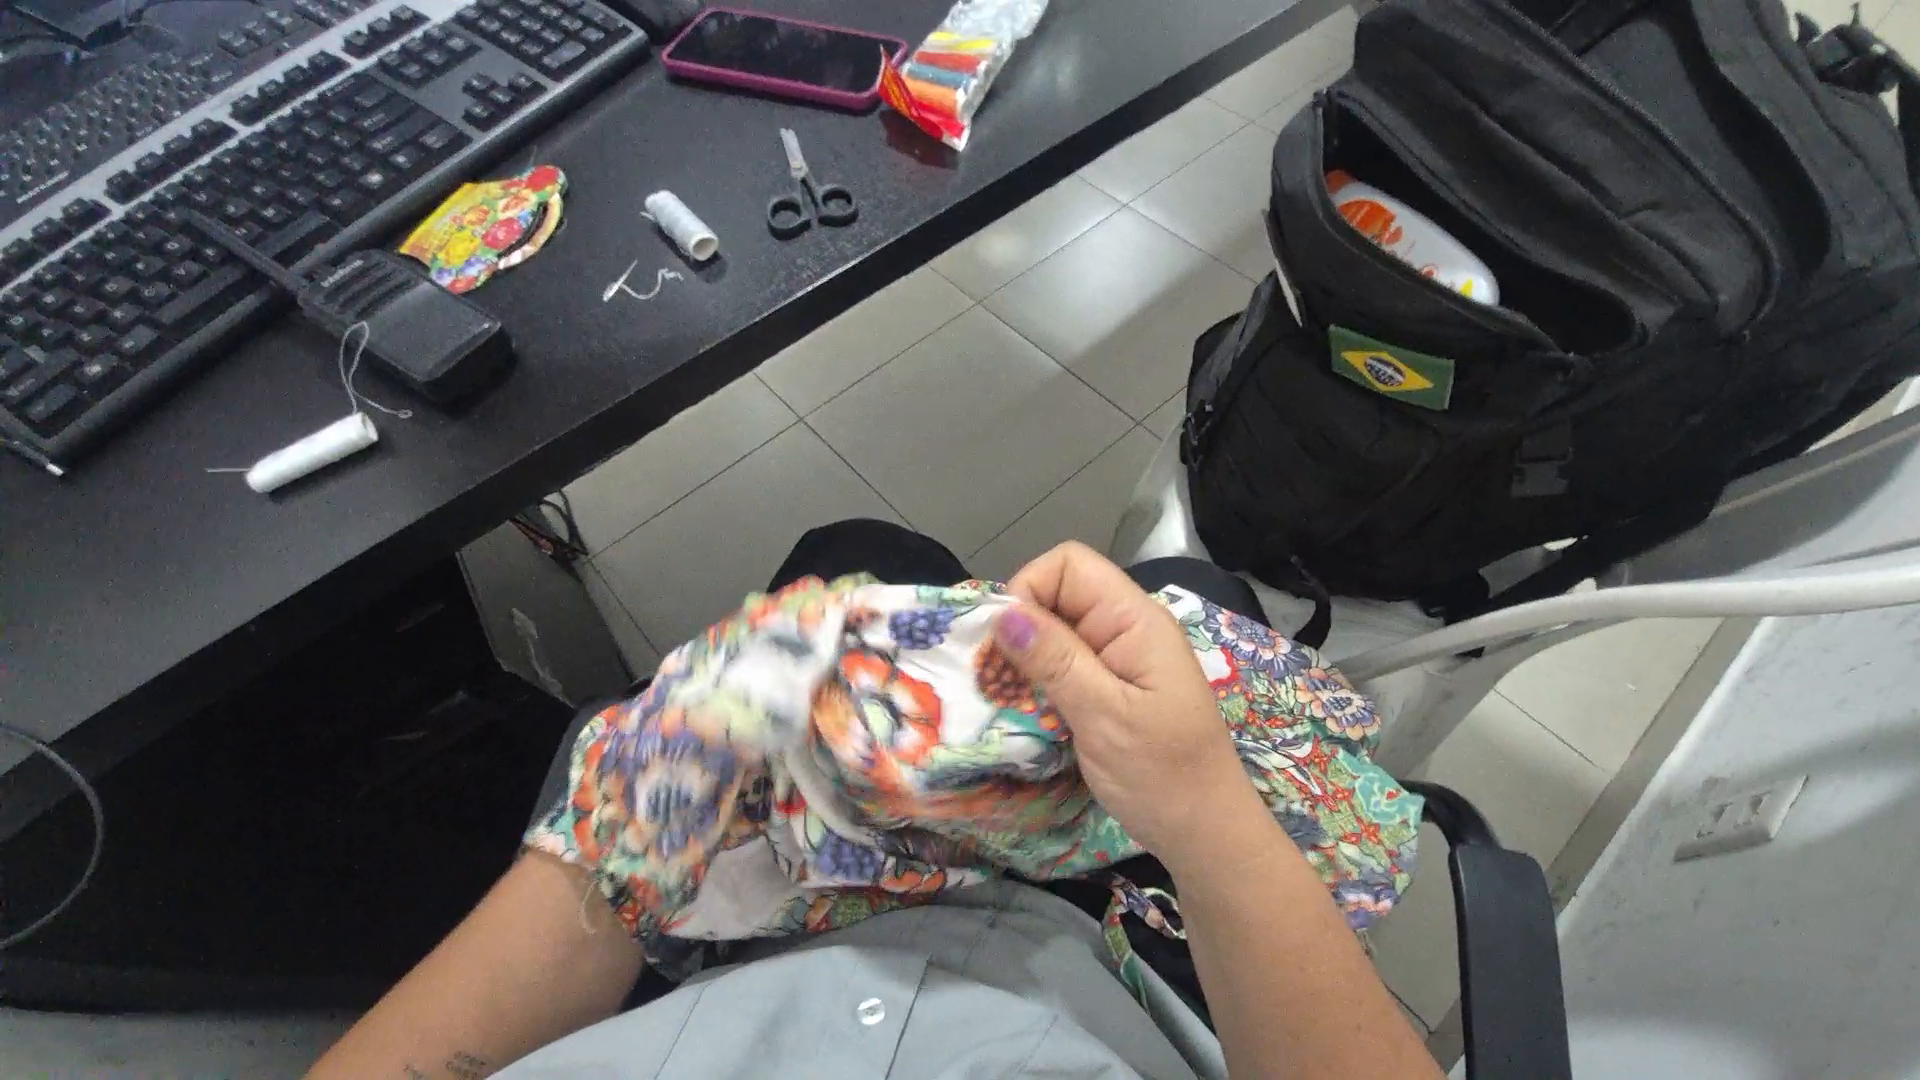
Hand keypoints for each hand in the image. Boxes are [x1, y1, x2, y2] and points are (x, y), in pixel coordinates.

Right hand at [994, 543, 1263, 869]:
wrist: (1206, 833)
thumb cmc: (1164, 776)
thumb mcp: (1105, 717)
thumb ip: (1056, 661)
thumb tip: (1004, 612)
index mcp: (1135, 620)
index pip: (1069, 565)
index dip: (1029, 589)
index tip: (1005, 642)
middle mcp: (1125, 628)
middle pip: (1057, 594)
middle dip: (1020, 628)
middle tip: (995, 677)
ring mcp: (1117, 657)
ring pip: (1054, 631)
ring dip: (1025, 658)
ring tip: (1005, 695)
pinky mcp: (1108, 686)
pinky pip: (1062, 663)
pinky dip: (1038, 679)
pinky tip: (1025, 708)